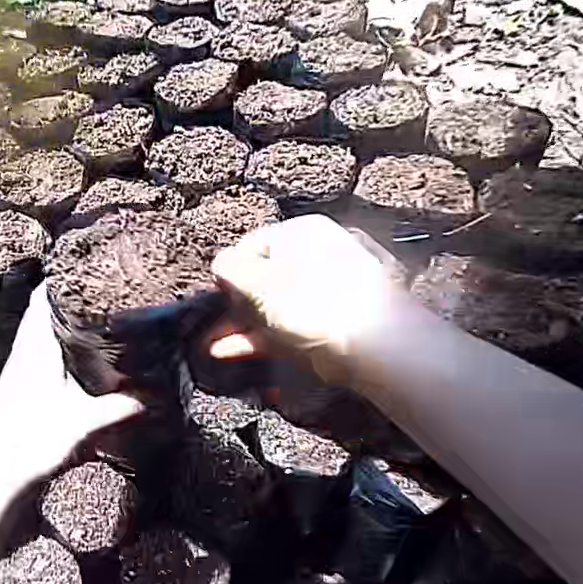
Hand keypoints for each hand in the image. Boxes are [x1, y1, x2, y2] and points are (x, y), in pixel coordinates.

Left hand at [0, 283, 142, 508]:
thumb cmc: (29, 445)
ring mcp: (19, 367)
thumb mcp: (79, 425)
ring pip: (38, 327)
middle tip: (100, 284)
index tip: (89, 266)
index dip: (63, 278)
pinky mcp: (18, 383)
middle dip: (68, 292)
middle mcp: (24, 351)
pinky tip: (75, 349)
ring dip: (60, 315)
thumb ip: (115, 408)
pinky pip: (37, 346)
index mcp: (35, 350)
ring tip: (92, 309)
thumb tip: (149, 398)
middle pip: (42, 308)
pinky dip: (55, 337)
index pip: (44, 298)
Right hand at [209, 215, 416, 381]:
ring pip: (271, 307)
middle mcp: (314, 258)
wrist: (372, 343)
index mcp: (302, 233)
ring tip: (209, 342)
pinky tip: (228, 350)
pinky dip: (256, 338)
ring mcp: (321, 295)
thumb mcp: (259, 278)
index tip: (217, 291)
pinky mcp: (324, 327)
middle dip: (231, 302)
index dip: (229, 268)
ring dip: (239, 323)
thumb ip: (230, 268)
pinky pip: (283, 328)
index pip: (252, 244)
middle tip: (211, 320)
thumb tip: (220, 266)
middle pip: (261, 277)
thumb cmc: (312, 300)